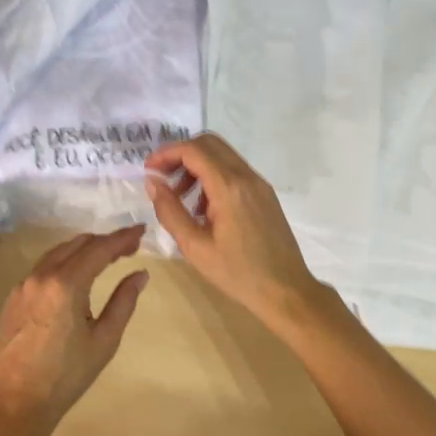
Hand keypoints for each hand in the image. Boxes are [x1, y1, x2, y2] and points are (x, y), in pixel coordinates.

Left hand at [0, 226, 149, 435]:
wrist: (18, 401)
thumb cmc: (67, 375)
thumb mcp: (104, 340)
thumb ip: (124, 301)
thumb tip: (140, 273)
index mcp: (66, 283)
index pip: (100, 249)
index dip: (122, 238)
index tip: (141, 231)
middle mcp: (42, 274)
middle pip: (78, 243)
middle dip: (105, 241)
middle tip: (129, 247)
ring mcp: (24, 284)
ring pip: (59, 252)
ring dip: (84, 249)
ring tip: (107, 257)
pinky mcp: (14, 295)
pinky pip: (44, 266)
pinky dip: (65, 261)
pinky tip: (77, 274)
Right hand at [145, 134, 326, 336]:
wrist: (287, 291)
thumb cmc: (238, 274)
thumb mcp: (195, 247)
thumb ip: (170, 211)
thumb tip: (152, 182)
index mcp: (229, 187)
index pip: (193, 150)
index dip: (166, 153)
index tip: (148, 169)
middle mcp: (246, 176)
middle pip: (209, 143)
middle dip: (181, 154)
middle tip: (162, 178)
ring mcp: (259, 183)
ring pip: (222, 156)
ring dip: (197, 166)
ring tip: (181, 199)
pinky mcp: (265, 194)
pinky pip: (234, 171)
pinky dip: (213, 177)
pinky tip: (204, 209)